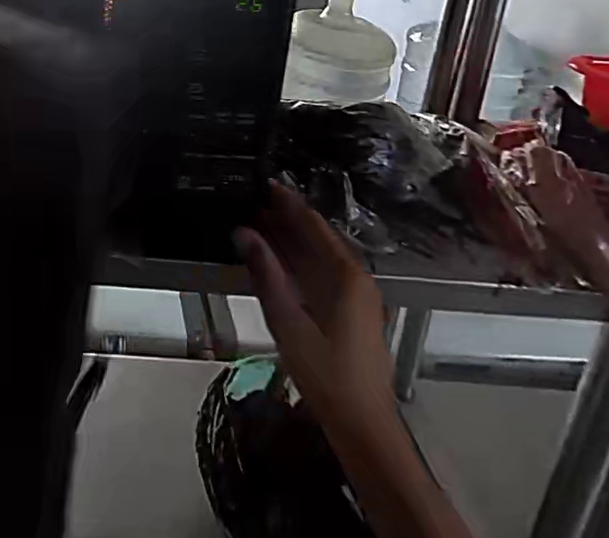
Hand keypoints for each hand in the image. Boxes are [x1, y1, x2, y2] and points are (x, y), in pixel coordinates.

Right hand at [234, 184, 396, 432]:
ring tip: (263, 227)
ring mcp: (358, 295)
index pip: (314, 226)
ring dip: (294, 242)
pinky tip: (283, 265)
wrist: (364, 425)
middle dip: (289, 220)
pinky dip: (303, 264)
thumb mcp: (290, 324)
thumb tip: (244, 234)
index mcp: (347, 275)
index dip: (289, 203)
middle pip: (319, 238)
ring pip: (322, 257)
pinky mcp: (354, 312)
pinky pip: (325, 274)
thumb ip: (267, 276)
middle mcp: (357, 277)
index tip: (267, 183)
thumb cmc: (327, 376)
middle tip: (257, 205)